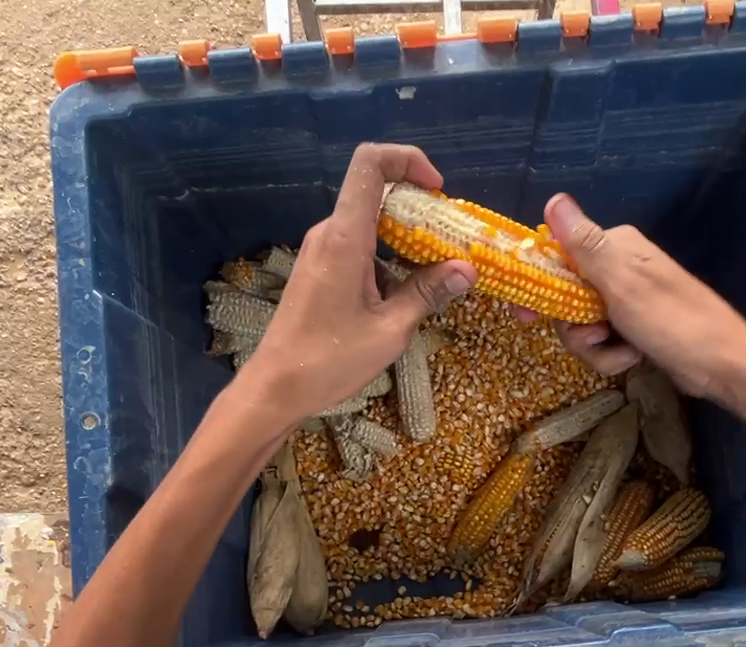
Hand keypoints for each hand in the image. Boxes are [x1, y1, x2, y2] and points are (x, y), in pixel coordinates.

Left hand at [239, 143, 475, 424]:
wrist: (277, 387)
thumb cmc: (331, 361)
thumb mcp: (390, 330)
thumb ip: (428, 293)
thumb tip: (468, 269)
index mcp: (345, 237)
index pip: (370, 164)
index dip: (407, 160)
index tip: (437, 190)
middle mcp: (329, 233)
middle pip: (376, 195)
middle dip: (417, 212)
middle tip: (449, 245)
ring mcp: (320, 252)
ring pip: (370, 227)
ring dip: (404, 243)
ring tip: (433, 278)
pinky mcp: (318, 271)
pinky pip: (358, 250)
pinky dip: (386, 262)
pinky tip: (402, 298)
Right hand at [541, 193, 745, 401]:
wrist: (721, 365)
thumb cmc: (672, 320)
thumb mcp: (622, 283)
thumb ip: (585, 245)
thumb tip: (554, 199)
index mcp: (614, 247)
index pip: (559, 258)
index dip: (540, 287)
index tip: (526, 316)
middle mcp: (618, 269)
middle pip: (566, 299)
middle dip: (575, 328)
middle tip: (595, 338)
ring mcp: (625, 301)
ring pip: (582, 326)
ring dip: (595, 348)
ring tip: (623, 352)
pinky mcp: (633, 329)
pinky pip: (603, 344)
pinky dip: (612, 356)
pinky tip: (633, 358)